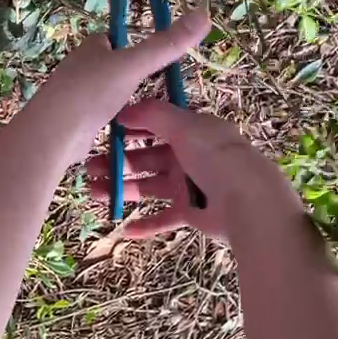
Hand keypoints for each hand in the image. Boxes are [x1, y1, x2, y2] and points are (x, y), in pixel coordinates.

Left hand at [25, 11, 211, 163]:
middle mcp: (80, 67)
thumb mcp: (134, 65)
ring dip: (125, 103)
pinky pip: (102, 117)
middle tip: (158, 92)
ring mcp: (75, 95)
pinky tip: (129, 132)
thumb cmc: (91, 93)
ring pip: (110, 95)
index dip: (137, 47)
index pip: (118, 38)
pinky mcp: (74, 120)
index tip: (158, 60)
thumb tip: (205, 14)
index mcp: (91, 46)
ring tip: (148, 115)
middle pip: (116, 68)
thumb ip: (166, 44)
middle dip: (133, 79)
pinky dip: (115, 122)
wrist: (52, 135)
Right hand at [84, 99, 295, 239]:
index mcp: (191, 132)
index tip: (103, 132)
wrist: (248, 202)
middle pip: (145, 158)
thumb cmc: (217, 157)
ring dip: (121, 189)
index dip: (129, 128)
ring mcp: (188, 186)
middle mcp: (188, 157)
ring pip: (147, 186)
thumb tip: (124, 109)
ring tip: (94, 193)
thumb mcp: (186, 127)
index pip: (155, 126)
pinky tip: (124, 228)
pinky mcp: (190, 212)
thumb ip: (153, 115)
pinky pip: (163, 218)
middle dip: (116, 162)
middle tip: (89, 168)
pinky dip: (145, 224)